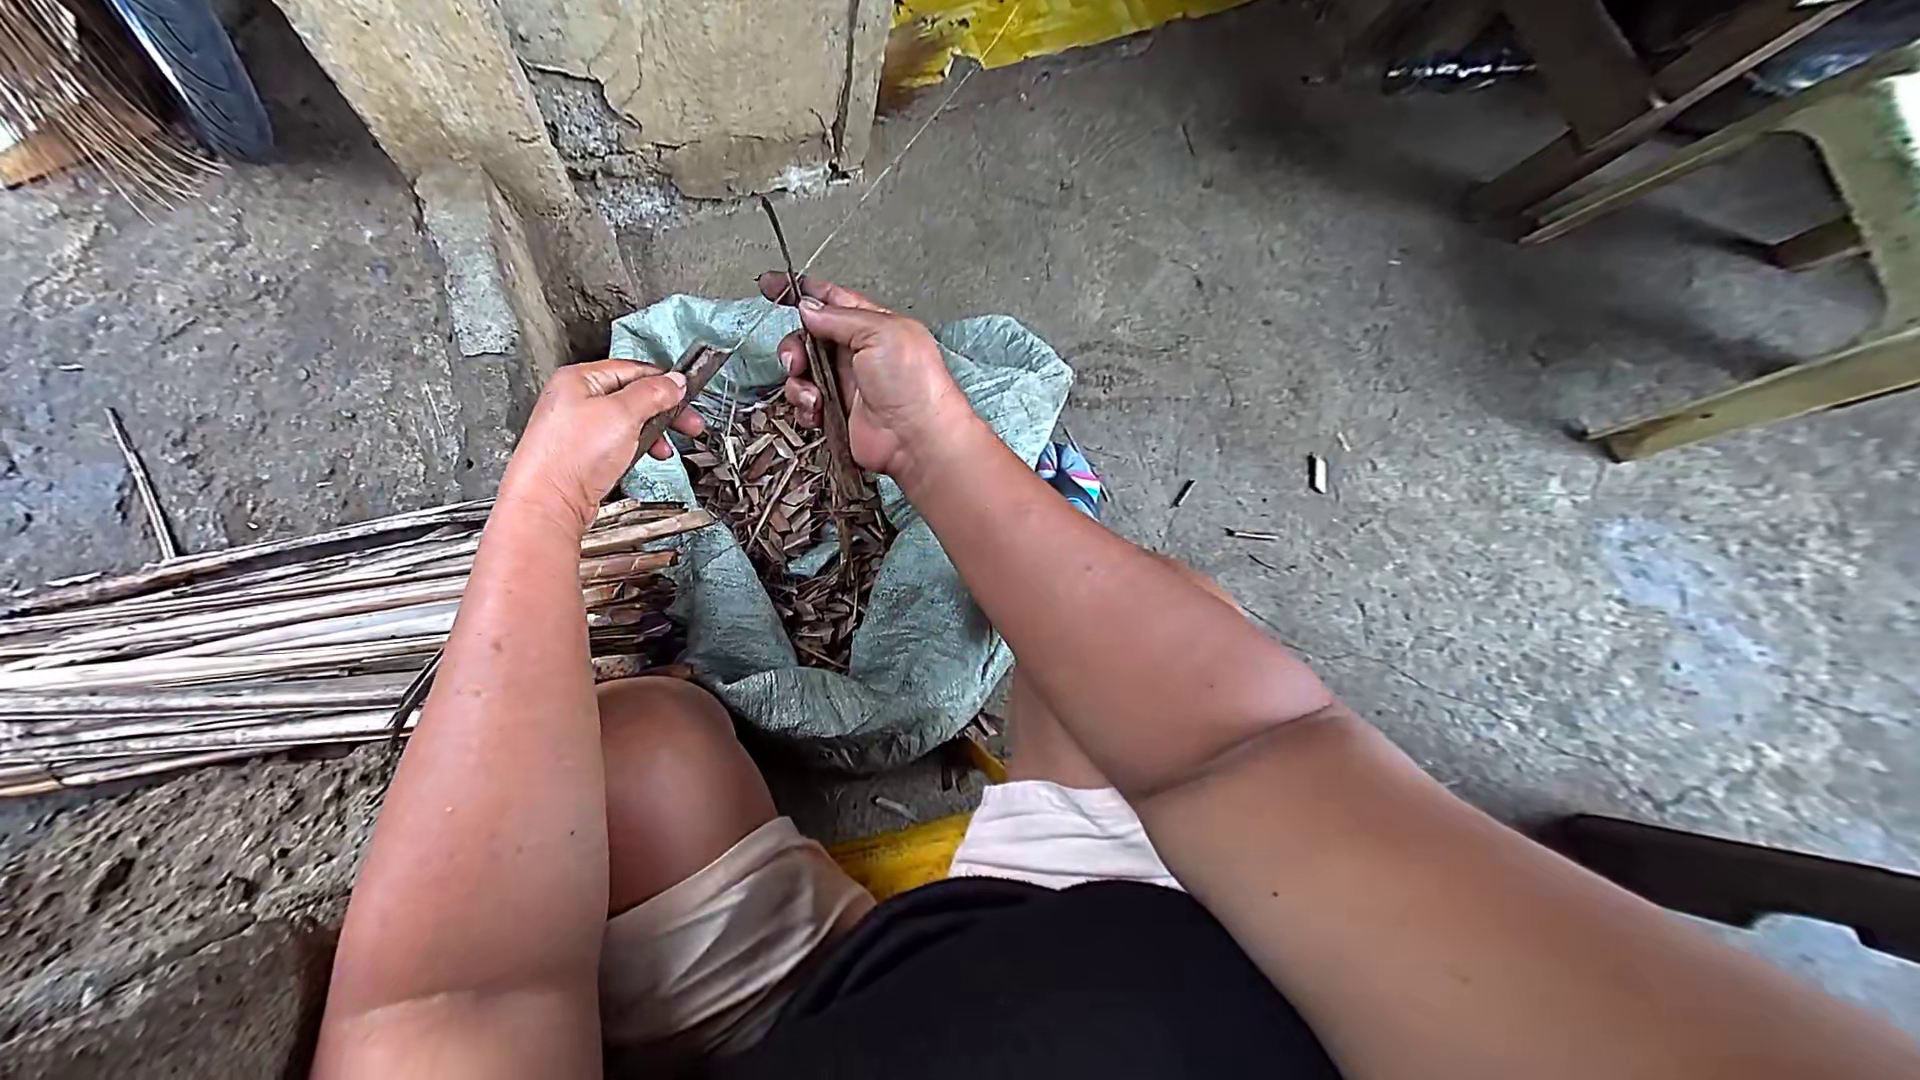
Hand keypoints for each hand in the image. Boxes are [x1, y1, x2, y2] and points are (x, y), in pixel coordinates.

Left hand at [497, 360, 703, 533]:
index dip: (663, 382)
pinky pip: (621, 442)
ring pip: (630, 421)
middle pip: (634, 396)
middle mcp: (576, 400)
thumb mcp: (623, 414)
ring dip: (654, 432)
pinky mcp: (586, 453)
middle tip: (688, 422)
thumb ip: (653, 393)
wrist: (551, 500)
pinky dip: (639, 447)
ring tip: (667, 446)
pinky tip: (646, 456)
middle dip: (664, 410)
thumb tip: (674, 382)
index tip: (685, 394)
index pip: (633, 370)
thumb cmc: (571, 456)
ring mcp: (580, 428)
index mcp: (579, 379)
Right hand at [758, 273, 977, 477]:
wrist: (916, 439)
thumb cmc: (915, 386)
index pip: (831, 301)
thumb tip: (808, 308)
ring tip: (814, 394)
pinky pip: (805, 403)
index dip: (800, 292)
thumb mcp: (881, 332)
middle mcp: (859, 354)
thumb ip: (839, 317)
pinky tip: (818, 410)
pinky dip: (804, 406)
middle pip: (808, 338)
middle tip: (796, 360)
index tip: (772, 286)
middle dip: (794, 347)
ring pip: (801, 372)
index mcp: (873, 326)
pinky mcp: (837, 413)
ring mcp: (846, 384)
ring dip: (799, 382)